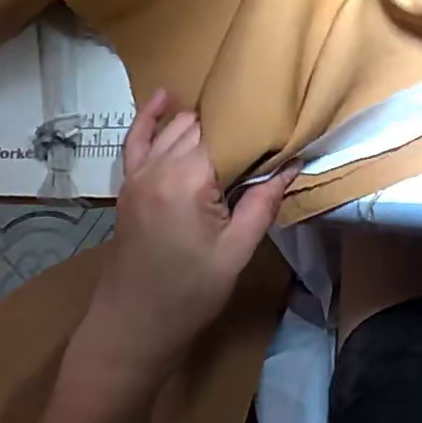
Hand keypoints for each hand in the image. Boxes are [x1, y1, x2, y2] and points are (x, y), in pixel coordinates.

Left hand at [74, 89, 296, 379]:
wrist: (133, 326)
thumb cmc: (189, 295)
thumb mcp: (236, 252)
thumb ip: (263, 203)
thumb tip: (293, 164)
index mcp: (187, 182)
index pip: (227, 136)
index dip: (256, 131)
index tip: (283, 129)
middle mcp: (158, 167)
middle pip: (201, 127)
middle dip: (233, 125)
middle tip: (267, 127)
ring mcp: (138, 173)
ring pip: (175, 129)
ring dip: (203, 123)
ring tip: (238, 118)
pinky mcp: (128, 183)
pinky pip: (137, 139)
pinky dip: (150, 117)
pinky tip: (166, 96)